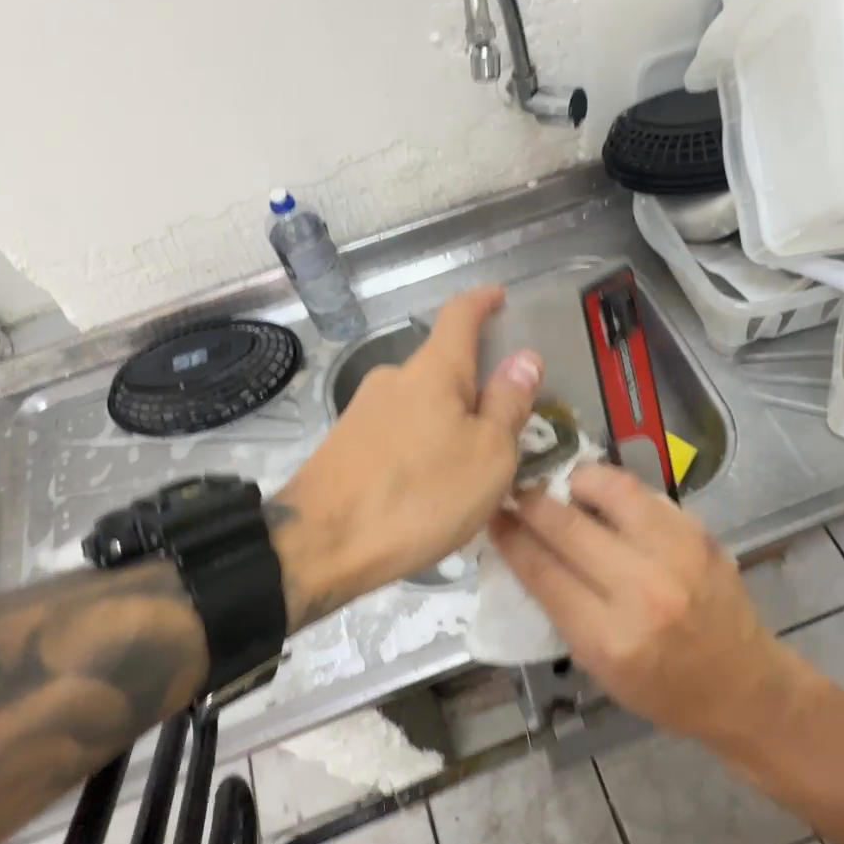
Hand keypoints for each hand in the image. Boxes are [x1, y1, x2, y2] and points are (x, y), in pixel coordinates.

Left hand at [273, 286, 541, 625]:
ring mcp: (363, 411)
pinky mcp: (345, 444)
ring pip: (421, 405)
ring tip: (469, 475)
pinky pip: (398, 433)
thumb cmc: (418, 497)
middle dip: (474, 390)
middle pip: (443, 369)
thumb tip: (525, 357)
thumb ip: (508, 404)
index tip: (499, 297)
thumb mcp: (487, 456)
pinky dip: (422, 448)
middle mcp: (394, 379)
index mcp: (433, 371)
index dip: (482, 302)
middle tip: (504, 433)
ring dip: (448, 425)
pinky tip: (427, 490)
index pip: (460, 316)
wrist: (319, 545)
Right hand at [491, 465, 810, 744]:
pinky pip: (644, 495)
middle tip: (514, 491)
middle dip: (530, 501)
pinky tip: (603, 496)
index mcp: (609, 637)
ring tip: (562, 484)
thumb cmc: (663, 690)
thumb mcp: (598, 667)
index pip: (541, 570)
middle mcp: (642, 591)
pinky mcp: (700, 534)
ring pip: (609, 490)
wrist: (743, 688)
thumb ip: (562, 607)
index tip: (492, 515)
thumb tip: (526, 548)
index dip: (509, 536)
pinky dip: (615, 489)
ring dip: (575, 480)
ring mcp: (676, 555)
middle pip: (567, 525)